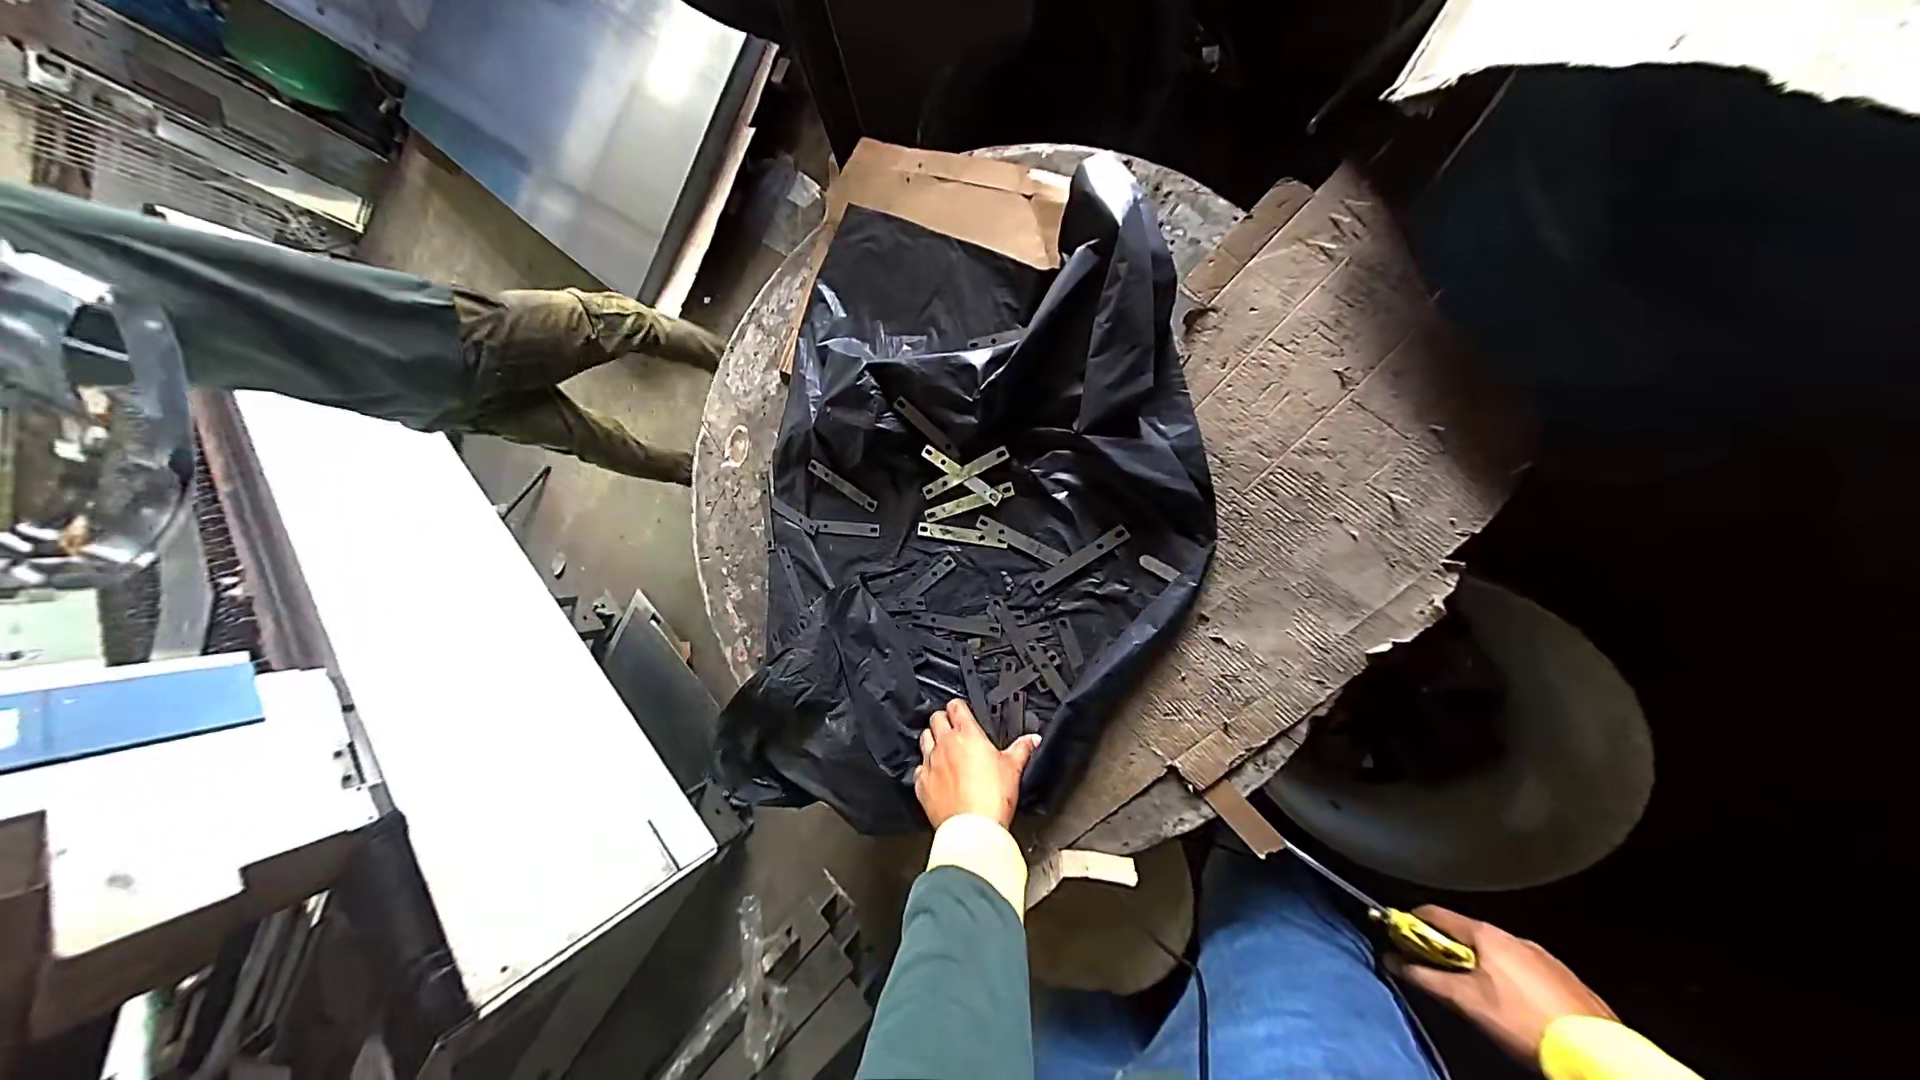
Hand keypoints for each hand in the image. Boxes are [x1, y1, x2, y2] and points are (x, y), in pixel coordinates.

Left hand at [913, 699, 1040, 828]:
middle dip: (943, 719)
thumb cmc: (992, 798)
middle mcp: (945, 744)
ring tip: (942, 747)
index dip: (959, 706)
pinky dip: (925, 768)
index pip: (955, 706)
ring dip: (932, 739)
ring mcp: (930, 763)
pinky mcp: (921, 783)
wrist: (973, 828)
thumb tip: (1032, 739)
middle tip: (952, 727)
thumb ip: (1022, 749)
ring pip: (924, 739)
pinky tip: (934, 774)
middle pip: (935, 718)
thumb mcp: (1013, 768)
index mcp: (966, 734)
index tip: (962, 711)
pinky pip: (918, 768)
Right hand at [1387, 906, 1616, 1064]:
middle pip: (1466, 933)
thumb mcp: (1465, 1002)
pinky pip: (1524, 969)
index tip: (1400, 941)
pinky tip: (1514, 1005)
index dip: (1411, 924)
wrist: (1601, 1058)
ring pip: (1497, 952)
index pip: (1434, 914)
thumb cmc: (1522, 1022)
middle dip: (1446, 949)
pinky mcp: (1568, 981)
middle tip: (1435, 972)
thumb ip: (1424, 977)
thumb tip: (1391, 960)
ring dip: (1478, 963)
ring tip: (1475, 992)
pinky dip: (1508, 978)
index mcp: (1486, 934)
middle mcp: (1515, 937)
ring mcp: (1545, 958)